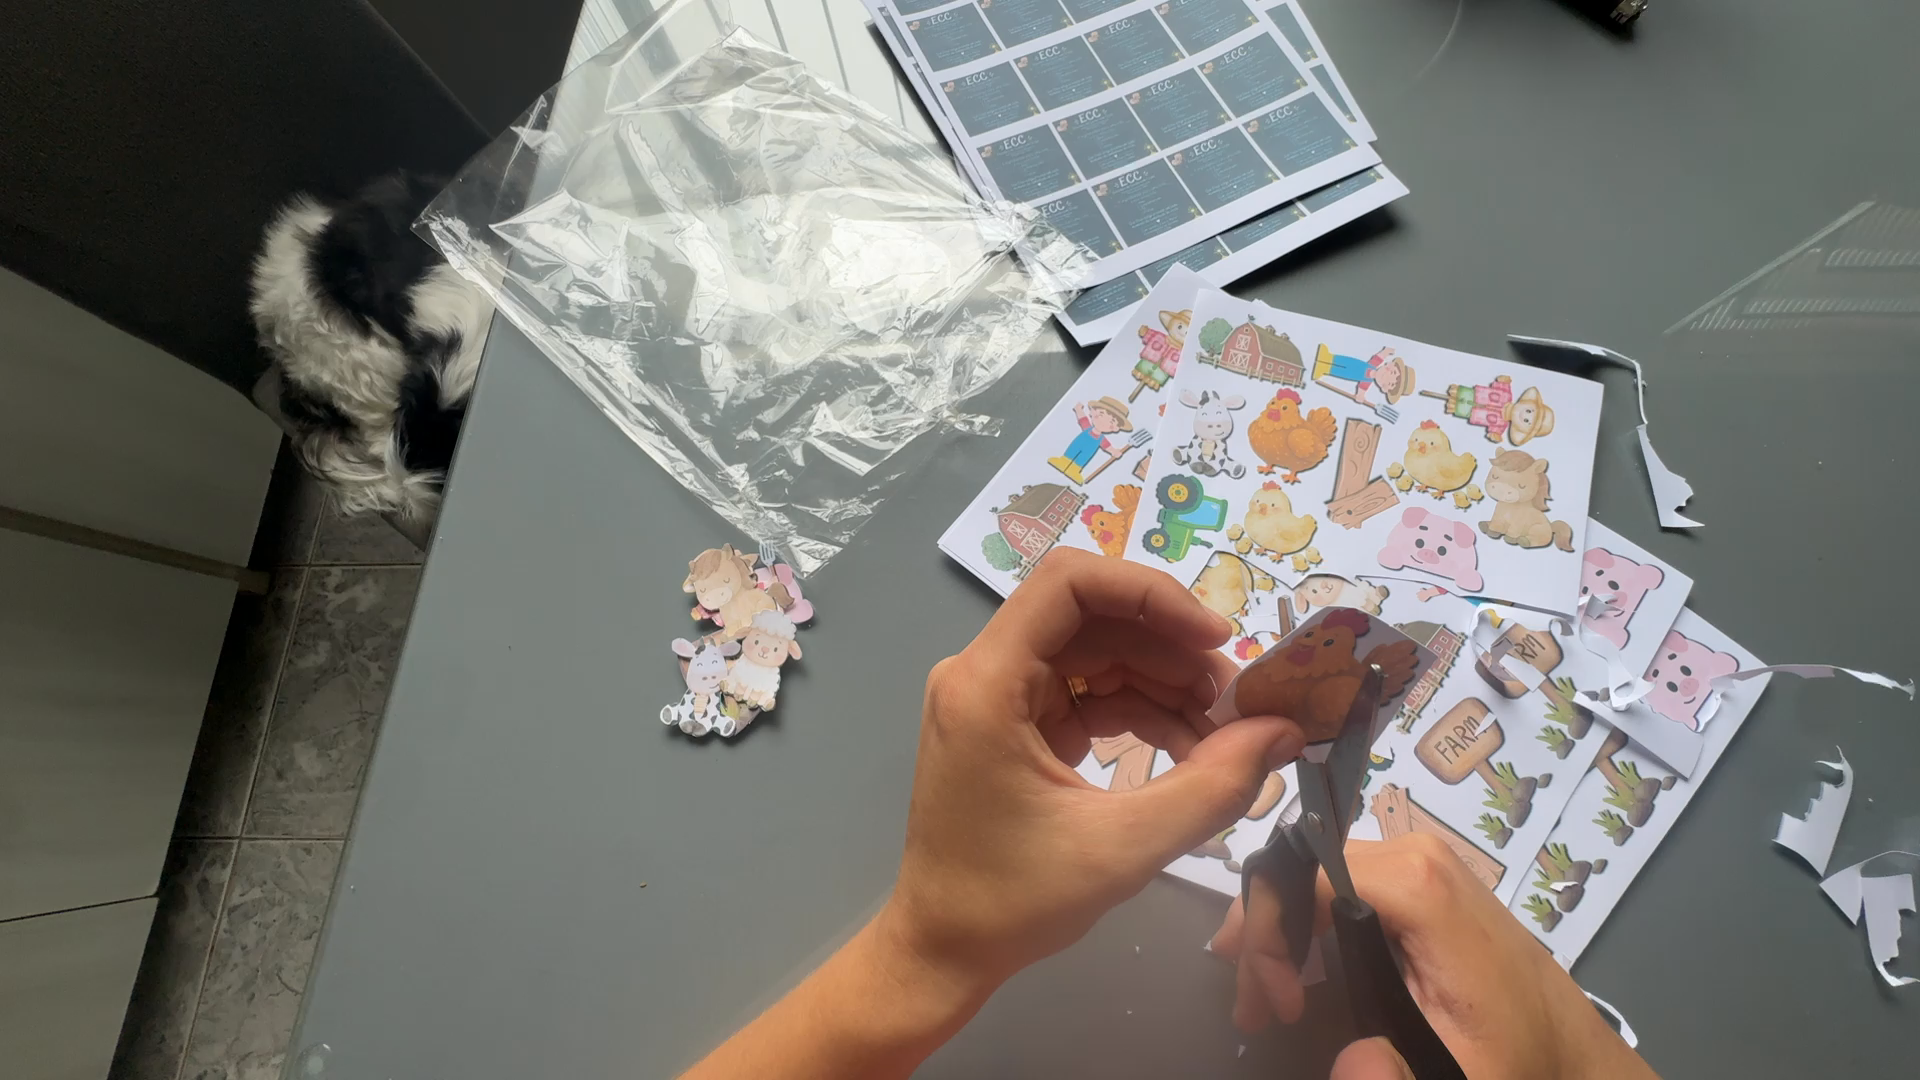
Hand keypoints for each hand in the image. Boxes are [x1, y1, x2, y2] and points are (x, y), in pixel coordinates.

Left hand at [879, 548, 1305, 996]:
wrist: (944, 946)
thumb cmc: (1013, 900)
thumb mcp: (1121, 848)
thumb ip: (1212, 786)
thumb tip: (1286, 731)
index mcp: (987, 681)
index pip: (1068, 584)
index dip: (1148, 593)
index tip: (1214, 637)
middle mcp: (984, 669)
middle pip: (1092, 620)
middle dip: (1170, 652)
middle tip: (1236, 704)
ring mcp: (998, 691)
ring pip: (1096, 654)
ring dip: (1163, 685)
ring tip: (1221, 738)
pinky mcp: (1016, 717)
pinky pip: (1087, 690)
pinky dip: (1139, 711)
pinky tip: (1186, 750)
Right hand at [1210, 835, 1656, 1079]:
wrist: (1575, 1047)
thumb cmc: (1519, 1054)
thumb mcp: (1465, 1072)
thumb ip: (1400, 1072)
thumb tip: (1349, 1062)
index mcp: (1418, 885)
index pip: (1304, 878)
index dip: (1271, 932)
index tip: (1276, 1004)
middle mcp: (1406, 849)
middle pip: (1299, 871)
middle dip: (1261, 935)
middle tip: (1250, 1005)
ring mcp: (1406, 850)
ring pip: (1305, 870)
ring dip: (1274, 928)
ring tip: (1262, 991)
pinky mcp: (1405, 864)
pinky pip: (1329, 876)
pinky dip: (1299, 917)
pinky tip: (1288, 961)